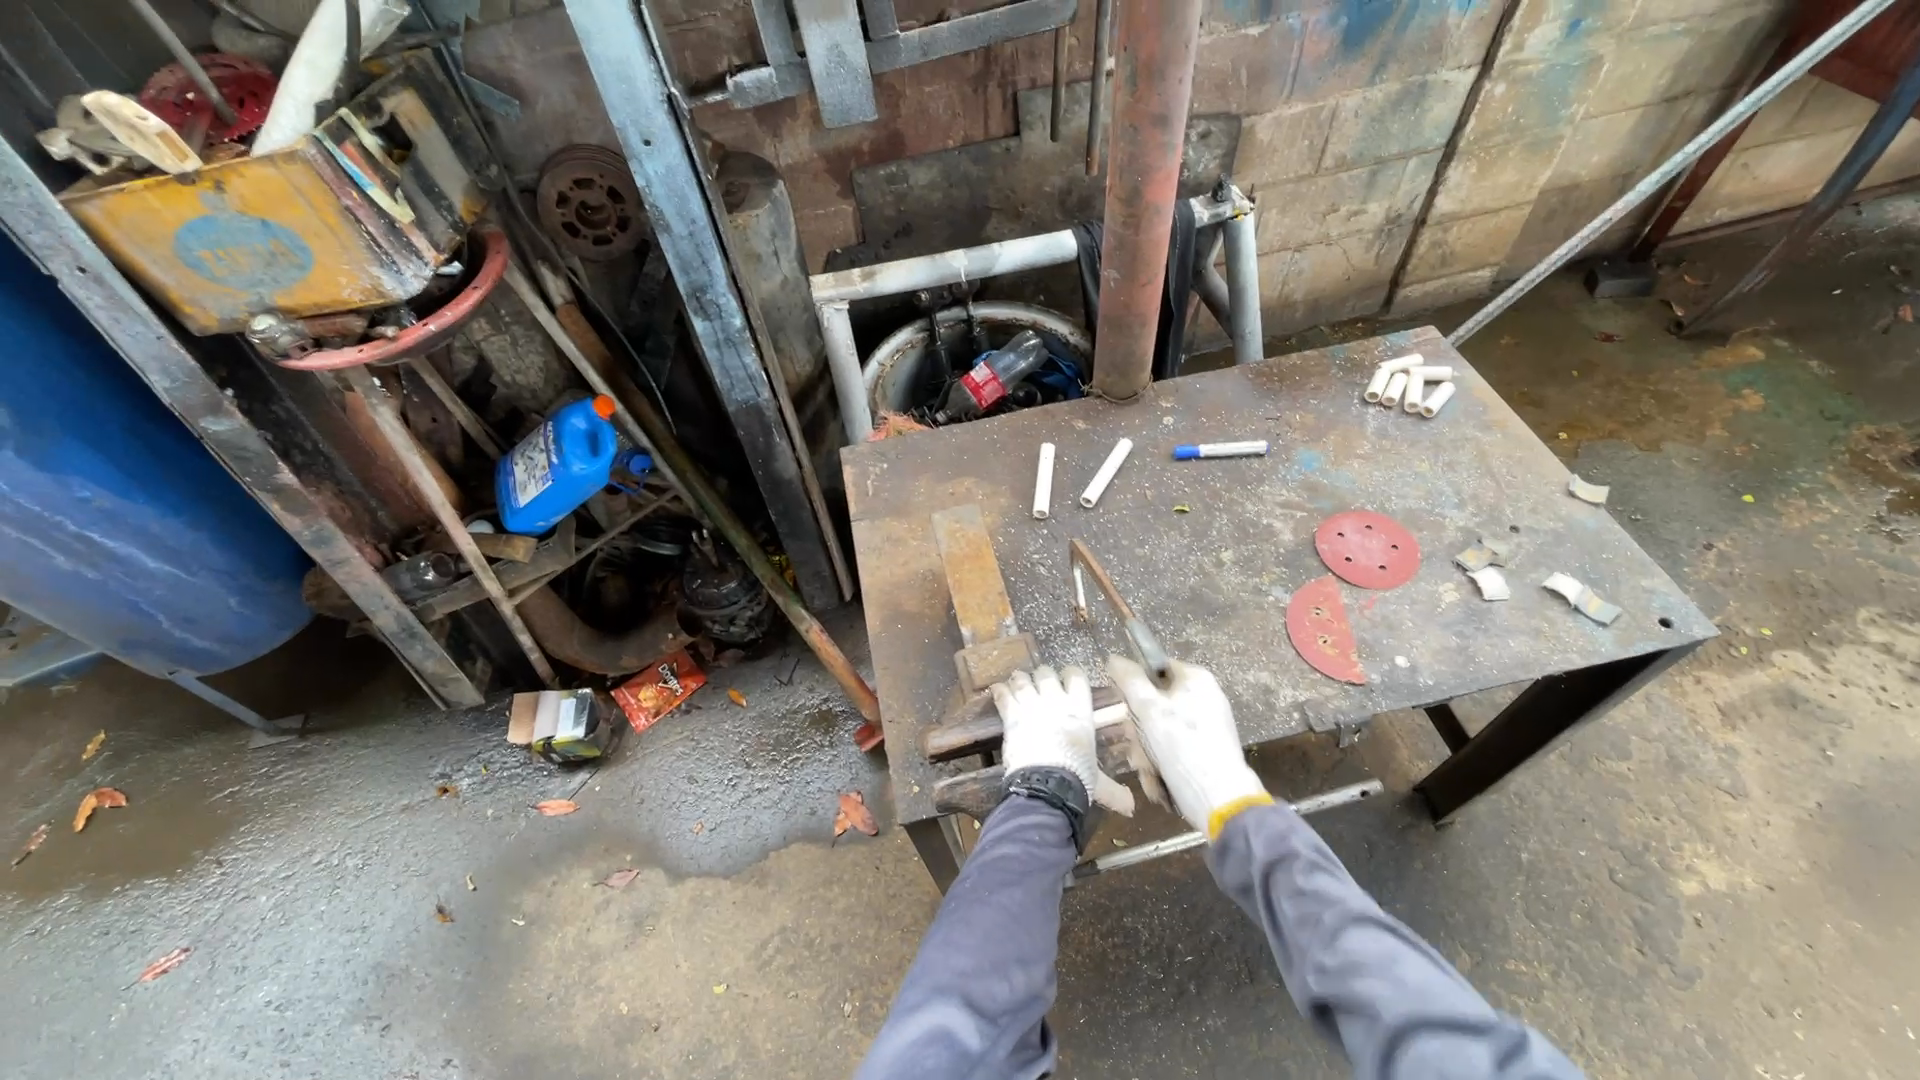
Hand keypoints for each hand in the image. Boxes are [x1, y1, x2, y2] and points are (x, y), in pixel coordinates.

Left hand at [993, 666, 1134, 814]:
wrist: (1047, 785)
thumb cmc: (1076, 780)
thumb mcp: (1098, 782)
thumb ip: (1112, 790)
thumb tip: (1131, 808)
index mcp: (1080, 712)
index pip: (1076, 678)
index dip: (1070, 674)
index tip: (1066, 677)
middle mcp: (1056, 702)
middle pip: (1047, 674)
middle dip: (1042, 676)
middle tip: (1039, 682)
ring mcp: (1032, 706)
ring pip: (1023, 680)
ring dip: (1019, 680)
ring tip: (1017, 682)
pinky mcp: (1012, 716)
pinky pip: (1003, 695)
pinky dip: (999, 691)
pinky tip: (998, 690)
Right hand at [1107, 656, 1267, 835]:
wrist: (1219, 798)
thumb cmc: (1182, 747)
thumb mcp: (1149, 709)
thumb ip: (1129, 680)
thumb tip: (1114, 658)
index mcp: (1196, 678)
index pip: (1154, 669)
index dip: (1134, 687)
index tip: (1125, 710)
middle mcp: (1205, 696)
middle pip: (1156, 703)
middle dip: (1139, 729)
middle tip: (1136, 746)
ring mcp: (1208, 723)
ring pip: (1162, 729)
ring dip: (1147, 750)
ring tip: (1148, 769)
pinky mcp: (1208, 748)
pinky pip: (1175, 747)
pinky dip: (1163, 761)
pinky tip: (1159, 778)